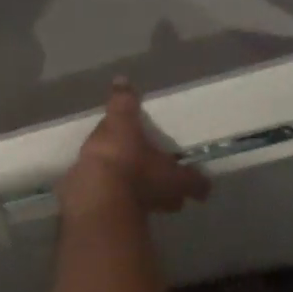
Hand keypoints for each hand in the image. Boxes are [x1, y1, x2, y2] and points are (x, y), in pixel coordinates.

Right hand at [57, 81, 210, 216]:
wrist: (93, 194)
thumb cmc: (121, 159)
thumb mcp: (122, 124)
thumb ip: (124, 104)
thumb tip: (123, 80)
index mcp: (176, 177)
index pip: (199, 183)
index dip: (197, 178)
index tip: (194, 172)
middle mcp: (165, 196)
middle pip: (176, 195)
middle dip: (169, 184)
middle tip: (160, 169)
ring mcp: (142, 208)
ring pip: (150, 199)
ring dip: (143, 188)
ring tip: (129, 171)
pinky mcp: (116, 211)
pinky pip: (122, 199)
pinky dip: (117, 190)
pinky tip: (105, 177)